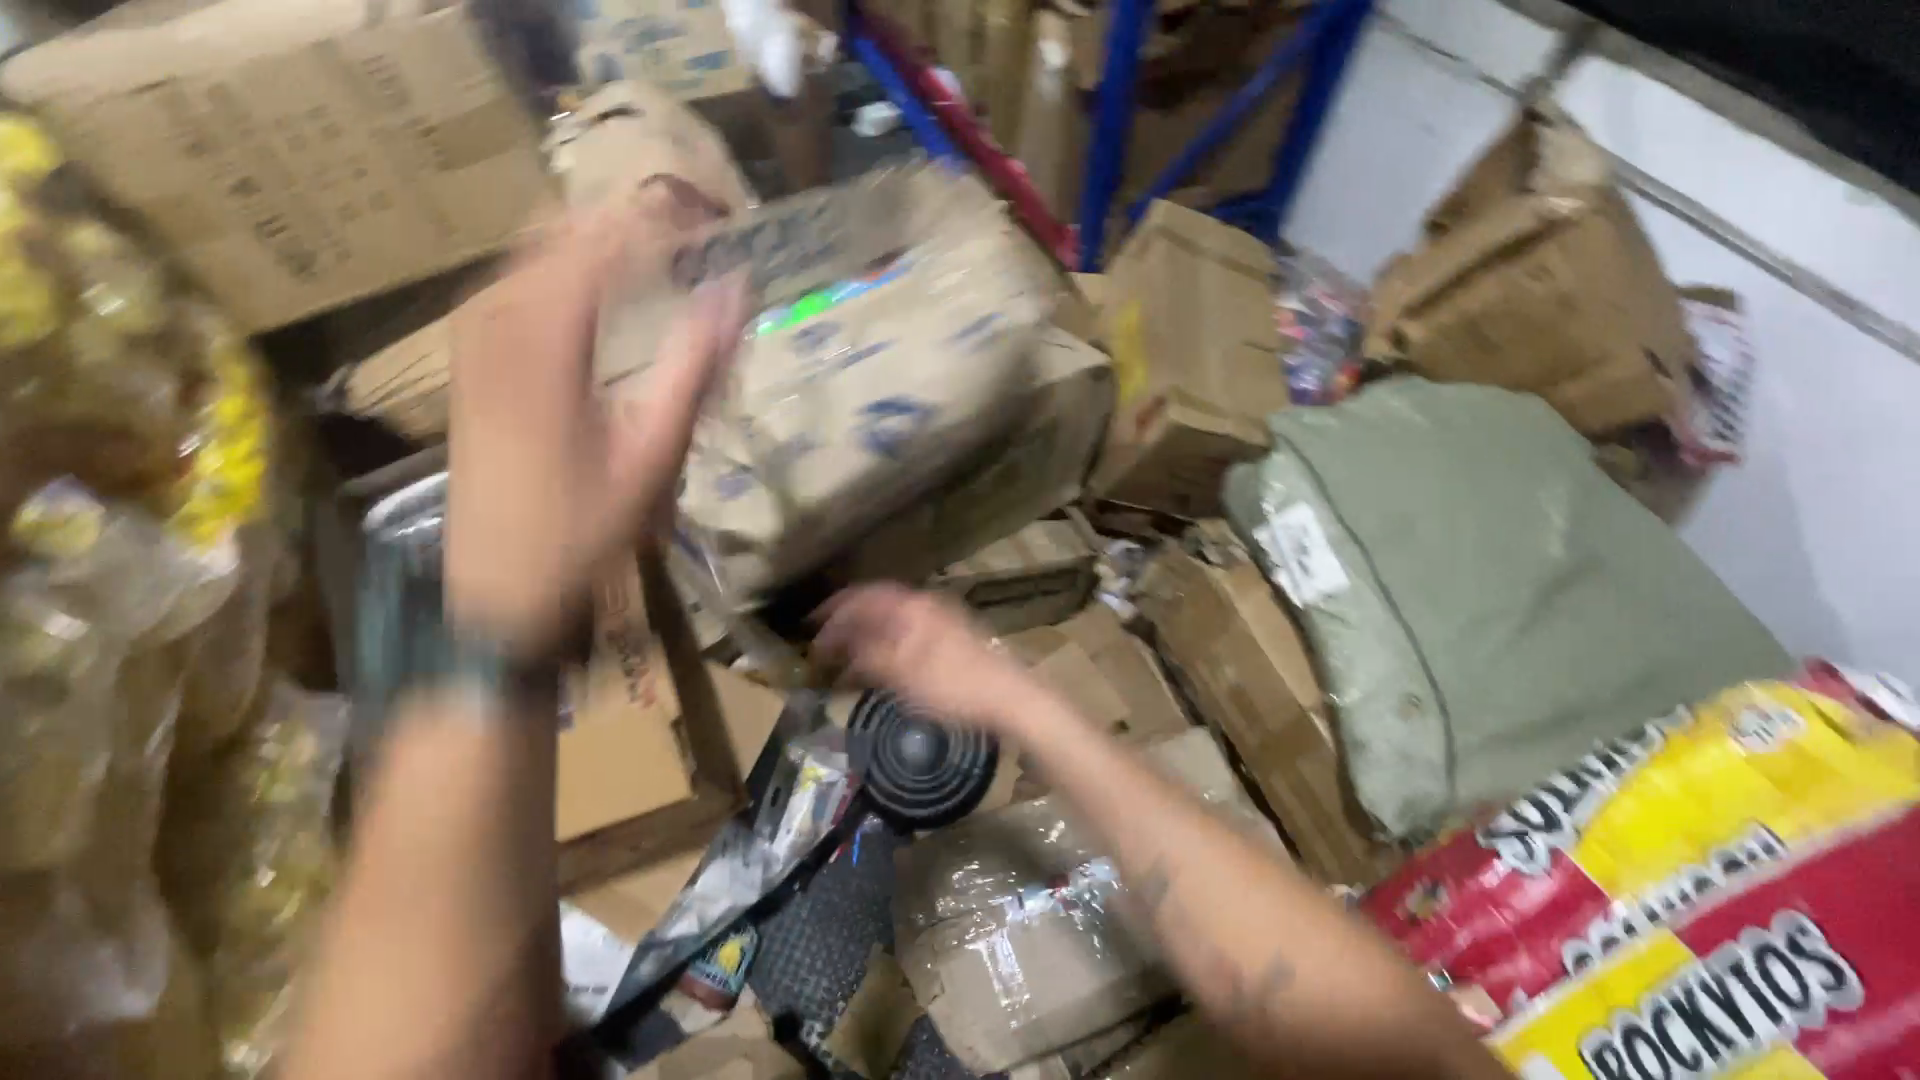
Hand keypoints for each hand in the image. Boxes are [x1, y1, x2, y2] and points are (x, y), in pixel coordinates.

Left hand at [445, 200, 748, 656]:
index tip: (710, 219)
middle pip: (560, 233)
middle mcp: (497, 322)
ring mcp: (474, 339)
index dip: (657, 221)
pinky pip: (514, 284)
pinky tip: (593, 287)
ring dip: (593, 242)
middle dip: (625, 221)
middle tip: (689, 227)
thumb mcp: (653, 453)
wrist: (496, 588)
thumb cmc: (584, 530)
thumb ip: (694, 365)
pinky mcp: (471, 360)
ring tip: (654, 248)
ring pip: (532, 253)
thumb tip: (736, 292)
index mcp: (544, 342)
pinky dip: (561, 270)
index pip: (602, 243)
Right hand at [813, 584, 1051, 737]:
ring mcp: (943, 619)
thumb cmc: (954, 686)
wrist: (1009, 697)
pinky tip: (883, 665)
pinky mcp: (953, 637)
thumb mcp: (902, 676)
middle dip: (850, 623)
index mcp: (912, 607)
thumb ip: (868, 657)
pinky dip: (889, 643)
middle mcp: (926, 604)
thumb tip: (841, 645)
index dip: (834, 609)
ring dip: (869, 634)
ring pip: (894, 619)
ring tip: (848, 657)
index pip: (863, 596)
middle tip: (826, 643)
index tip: (811, 624)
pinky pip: (909, 631)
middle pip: (879, 605)